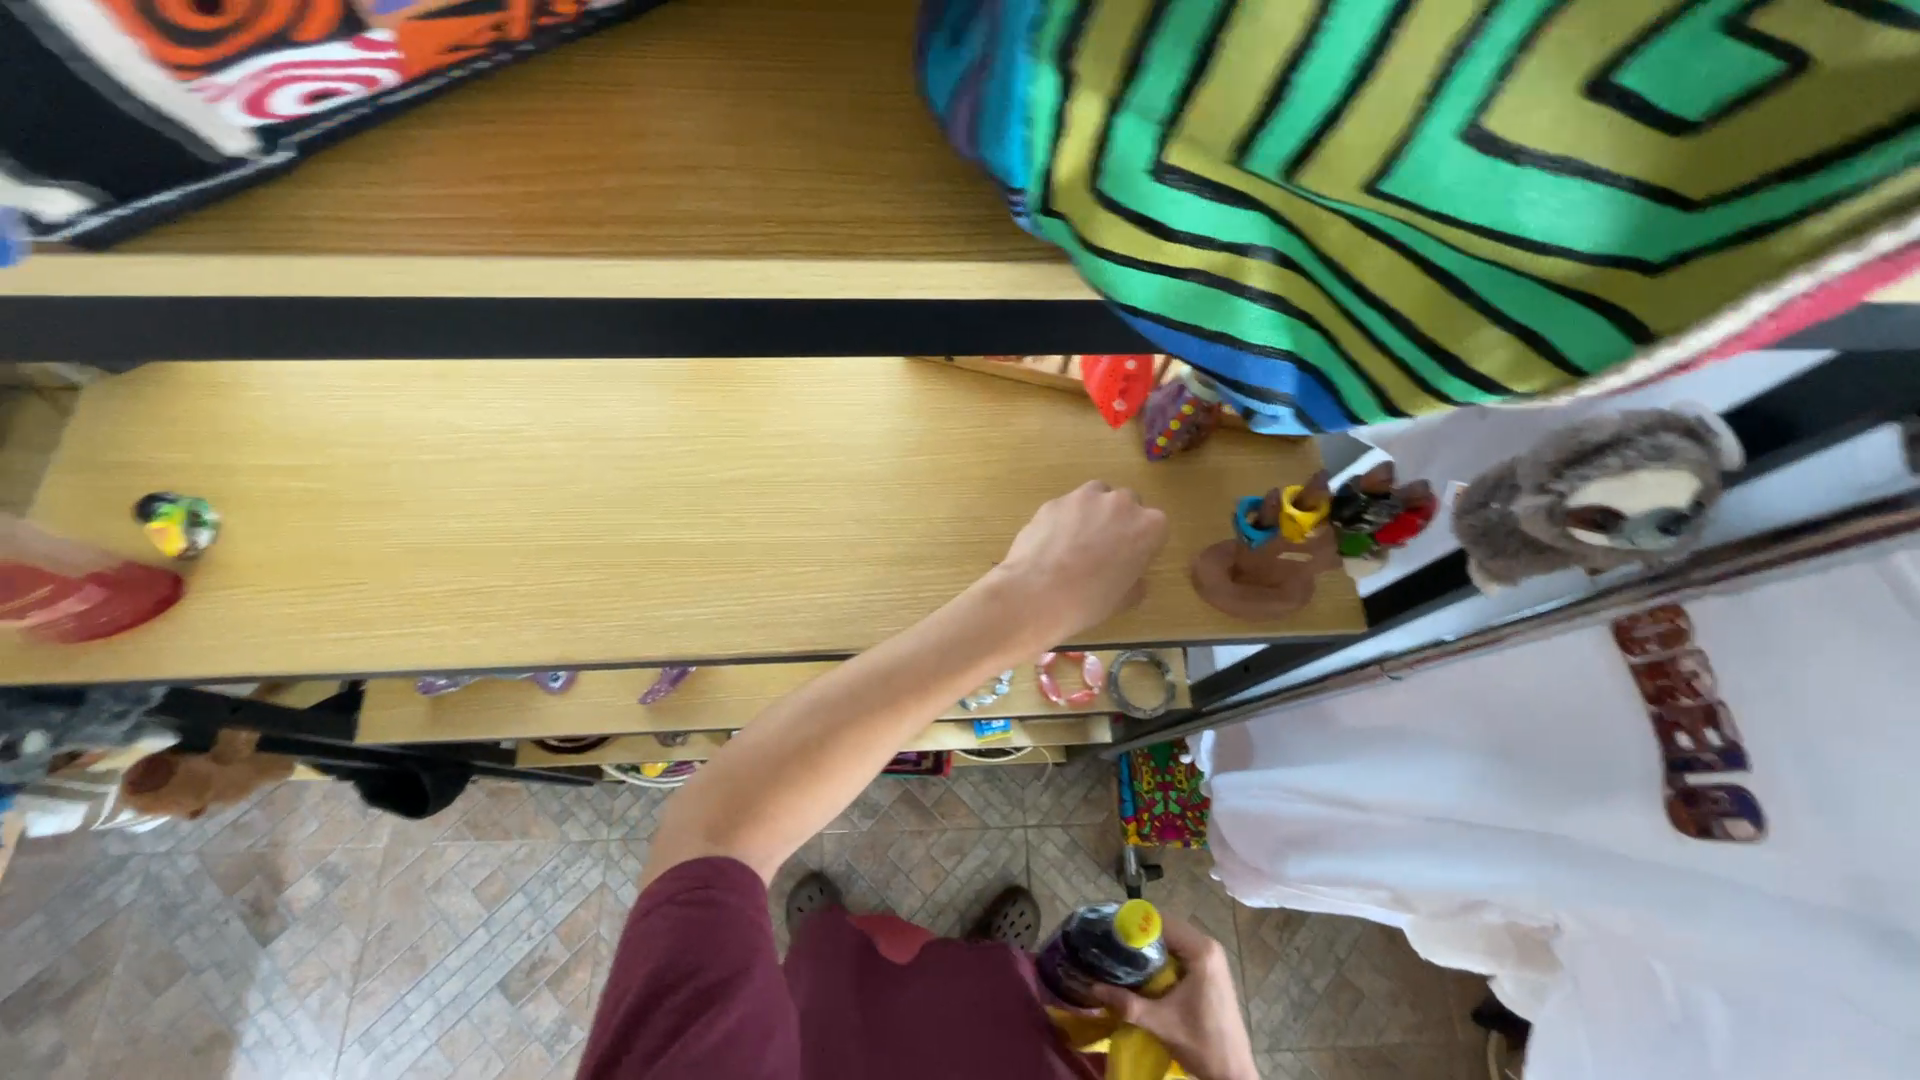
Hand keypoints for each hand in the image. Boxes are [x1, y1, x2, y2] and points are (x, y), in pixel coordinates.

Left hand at [989, 481, 1169, 644]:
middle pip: (1128, 503)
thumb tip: (1133, 580)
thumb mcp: (1124, 600)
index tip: (1131, 559)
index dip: (1143, 543)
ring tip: (1078, 539)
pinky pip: (1066, 506)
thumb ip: (1135, 582)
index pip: (1156, 527)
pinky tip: (1052, 543)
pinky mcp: (1054, 501)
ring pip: (1097, 494)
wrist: (1037, 593)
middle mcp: (1120, 503)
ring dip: (1093, 510)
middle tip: (1104, 548)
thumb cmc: (1089, 601)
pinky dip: (1064, 519)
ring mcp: (1085, 498)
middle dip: (1119, 520)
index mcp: (1148, 527)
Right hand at [1086, 917, 1258, 1079]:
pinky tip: (1144, 970)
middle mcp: (1209, 946)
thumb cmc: (1201, 1042)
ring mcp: (1212, 958)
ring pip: (1173, 940)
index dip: (1133, 924)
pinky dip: (1161, 956)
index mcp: (1201, 951)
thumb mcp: (1160, 1022)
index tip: (1109, 932)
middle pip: (1167, 927)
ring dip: (1149, 946)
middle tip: (1112, 944)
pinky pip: (1180, 952)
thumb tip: (1093, 987)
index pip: (1161, 922)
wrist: (1232, 1072)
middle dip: (1140, 934)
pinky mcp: (1210, 970)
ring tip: (1122, 955)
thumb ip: (1126, 1003)